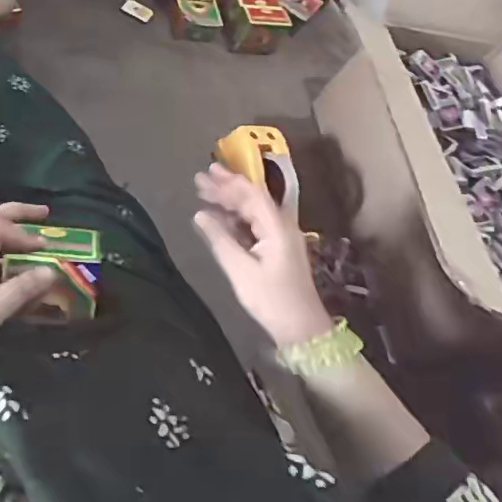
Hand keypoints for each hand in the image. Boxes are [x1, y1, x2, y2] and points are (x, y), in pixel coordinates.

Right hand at [193, 163, 333, 346]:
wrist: (301, 328)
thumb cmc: (271, 299)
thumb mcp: (240, 269)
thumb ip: (219, 238)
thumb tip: (200, 215)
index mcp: (276, 226)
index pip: (252, 194)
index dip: (230, 182)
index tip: (208, 173)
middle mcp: (281, 226)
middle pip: (252, 199)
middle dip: (226, 188)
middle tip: (201, 178)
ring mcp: (280, 237)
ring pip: (252, 211)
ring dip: (229, 202)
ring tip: (205, 192)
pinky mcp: (276, 249)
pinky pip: (253, 224)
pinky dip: (235, 218)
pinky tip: (219, 217)